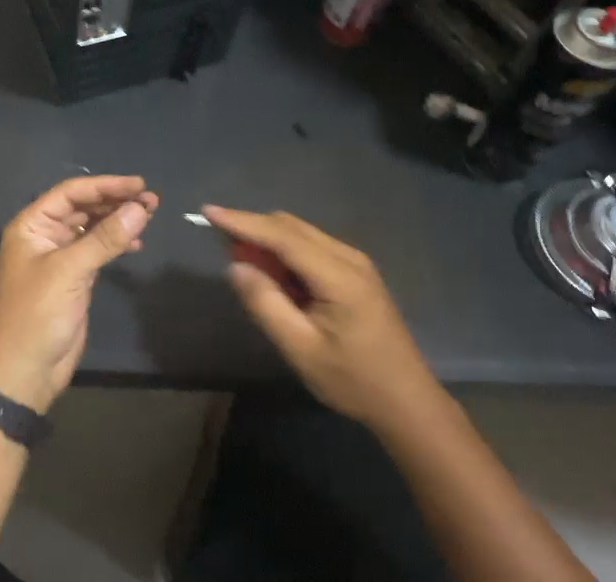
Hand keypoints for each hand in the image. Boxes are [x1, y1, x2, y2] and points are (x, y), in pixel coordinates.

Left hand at [0, 176, 157, 412]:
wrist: (24, 370)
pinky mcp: (74, 279)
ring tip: (150, 216)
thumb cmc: (37, 314)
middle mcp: (44, 236)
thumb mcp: (70, 271)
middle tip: (152, 200)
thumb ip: (105, 238)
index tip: (139, 185)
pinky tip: (137, 243)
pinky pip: (97, 250)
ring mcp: (59, 258)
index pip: (71, 193)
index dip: (105, 186)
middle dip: (115, 201)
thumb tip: (140, 208)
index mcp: (31, 226)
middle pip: (83, 208)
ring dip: (118, 221)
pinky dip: (116, 244)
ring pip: (92, 228)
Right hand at [205, 206, 442, 427]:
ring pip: (302, 234)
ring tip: (241, 260)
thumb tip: (236, 266)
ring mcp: (357, 265)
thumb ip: (266, 304)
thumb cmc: (353, 381)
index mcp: (339, 276)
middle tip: (217, 240)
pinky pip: (313, 248)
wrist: (407, 402)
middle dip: (252, 227)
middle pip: (291, 227)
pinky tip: (273, 274)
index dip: (243, 221)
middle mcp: (350, 259)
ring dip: (269, 240)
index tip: (208, 211)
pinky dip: (286, 252)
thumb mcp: (301, 349)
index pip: (282, 235)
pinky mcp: (357, 274)